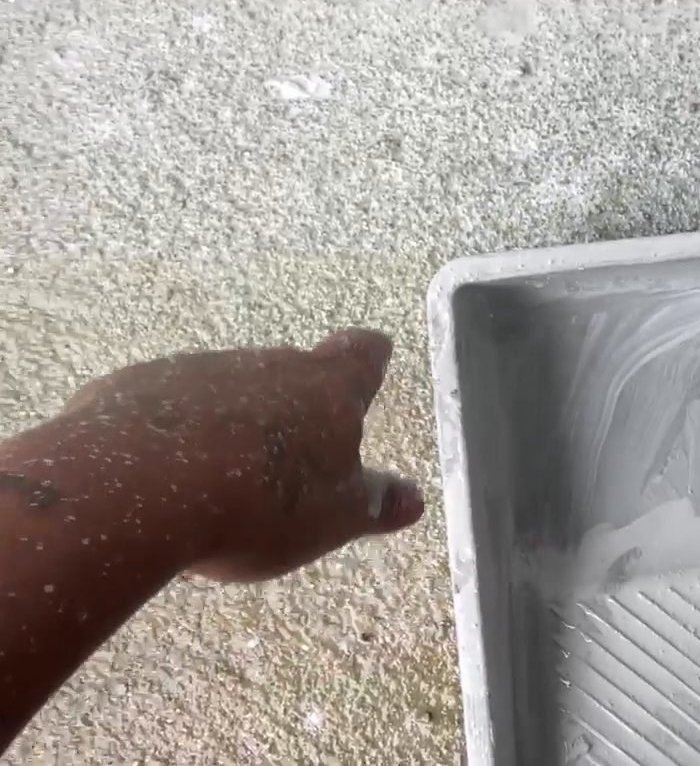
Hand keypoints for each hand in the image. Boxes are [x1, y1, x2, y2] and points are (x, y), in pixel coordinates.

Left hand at [60, 328, 423, 580]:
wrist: (114, 501)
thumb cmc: (257, 503)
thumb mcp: (334, 518)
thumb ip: (376, 504)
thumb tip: (415, 502)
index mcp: (331, 386)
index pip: (364, 351)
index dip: (367, 361)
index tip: (366, 373)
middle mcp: (271, 364)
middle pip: (291, 369)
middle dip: (291, 402)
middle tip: (282, 454)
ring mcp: (193, 372)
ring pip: (223, 388)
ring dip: (225, 419)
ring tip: (209, 477)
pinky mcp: (119, 392)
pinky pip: (153, 407)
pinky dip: (161, 433)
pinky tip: (147, 478)